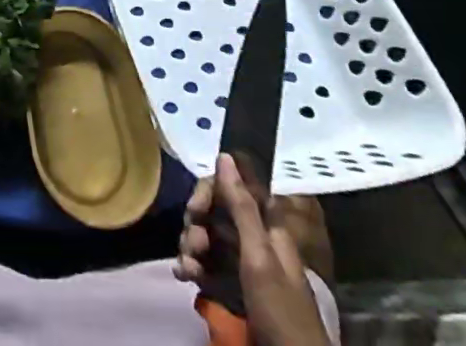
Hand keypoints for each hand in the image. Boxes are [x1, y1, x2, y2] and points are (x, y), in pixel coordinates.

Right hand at [176, 154, 330, 345]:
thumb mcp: (260, 257)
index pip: (231, 190)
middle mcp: (253, 240)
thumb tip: (225, 156)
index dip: (208, 194)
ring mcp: (241, 265)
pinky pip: (203, 265)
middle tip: (193, 245)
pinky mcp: (230, 286)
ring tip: (189, 269)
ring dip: (190, 248)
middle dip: (195, 226)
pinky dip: (190, 267)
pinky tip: (184, 276)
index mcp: (267, 229)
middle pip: (213, 214)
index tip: (195, 210)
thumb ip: (242, 207)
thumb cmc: (281, 310)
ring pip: (204, 239)